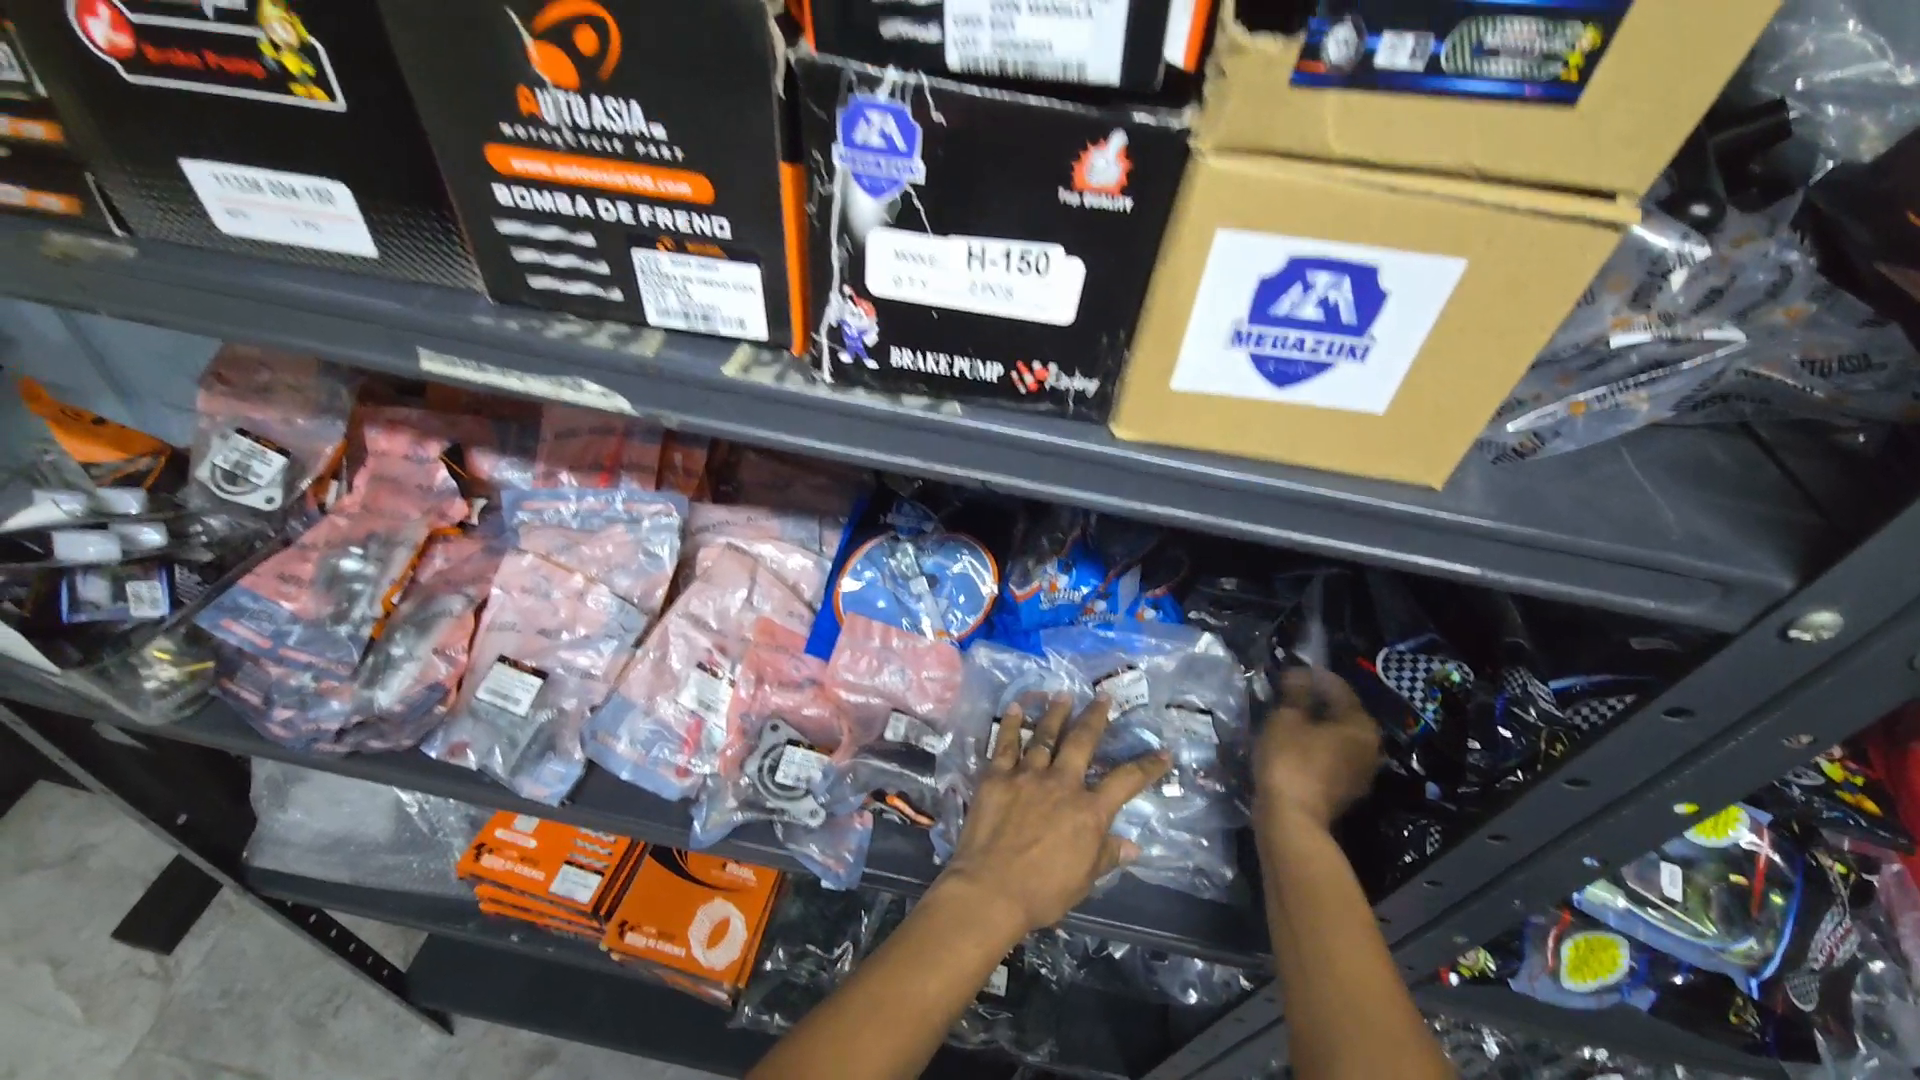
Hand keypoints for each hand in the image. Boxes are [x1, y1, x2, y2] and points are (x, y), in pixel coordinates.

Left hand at [938, 696, 1169, 934]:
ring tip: (1062, 695)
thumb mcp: (1084, 880)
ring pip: (1044, 736)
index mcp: (1089, 811)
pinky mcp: (996, 777)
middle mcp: (1062, 784)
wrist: (990, 889)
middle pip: (1082, 741)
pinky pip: (1004, 744)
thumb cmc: (1042, 892)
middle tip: (1102, 698)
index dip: (1148, 765)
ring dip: (1055, 713)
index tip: (1163, 751)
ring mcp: (1027, 776)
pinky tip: (1014, 708)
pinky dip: (1010, 725)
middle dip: (1095, 717)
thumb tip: (1133, 846)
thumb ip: (1106, 856)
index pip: (1127, 781)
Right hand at [1255, 666, 1381, 831]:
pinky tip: (1294, 744)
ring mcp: (1361, 771)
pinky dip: (1316, 746)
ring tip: (1288, 718)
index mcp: (1361, 724)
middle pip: (1342, 713)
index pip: (1339, 688)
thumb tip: (1301, 674)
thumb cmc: (1290, 761)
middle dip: (1317, 702)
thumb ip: (1296, 693)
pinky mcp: (1346, 789)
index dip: (1313, 676)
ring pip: (1337, 736)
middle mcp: (1370, 746)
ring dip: (1316, 725)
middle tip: (1288, 695)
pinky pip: (1332, 756)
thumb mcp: (1287, 719)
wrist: (1291, 819)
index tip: (1291, 672)